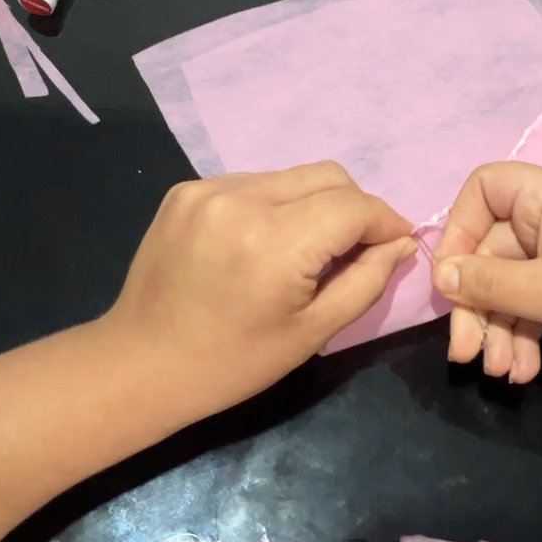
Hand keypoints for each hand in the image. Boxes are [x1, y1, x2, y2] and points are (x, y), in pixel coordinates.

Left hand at [102, 162, 415, 424]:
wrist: (140, 364)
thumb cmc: (233, 362)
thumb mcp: (313, 332)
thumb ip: (367, 281)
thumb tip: (401, 243)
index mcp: (275, 242)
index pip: (354, 207)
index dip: (385, 222)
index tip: (398, 242)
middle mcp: (241, 199)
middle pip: (328, 177)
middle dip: (355, 208)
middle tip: (356, 249)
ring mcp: (209, 189)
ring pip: (293, 176)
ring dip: (315, 204)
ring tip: (306, 248)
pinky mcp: (186, 189)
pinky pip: (255, 182)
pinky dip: (276, 204)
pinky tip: (263, 242)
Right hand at [428, 162, 541, 383]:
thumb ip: (490, 283)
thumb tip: (440, 275)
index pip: (485, 189)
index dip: (459, 231)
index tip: (450, 282)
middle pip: (494, 248)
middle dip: (478, 303)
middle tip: (465, 353)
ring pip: (515, 280)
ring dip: (501, 326)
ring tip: (501, 372)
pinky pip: (539, 297)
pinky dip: (527, 330)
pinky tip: (524, 369)